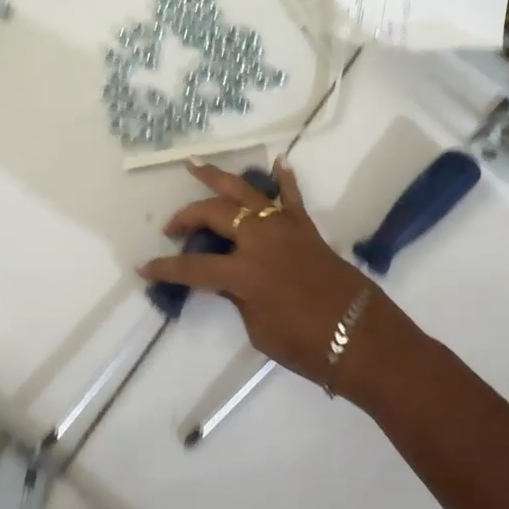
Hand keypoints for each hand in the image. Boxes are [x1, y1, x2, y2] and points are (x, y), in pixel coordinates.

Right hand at [138, 159, 400, 393]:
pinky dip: (284, 178)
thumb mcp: (259, 329)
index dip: (165, 269)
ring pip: (244, 192)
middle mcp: (260, 240)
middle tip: (173, 228)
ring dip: (217, 177)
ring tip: (194, 164)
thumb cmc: (308, 347)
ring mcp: (284, 228)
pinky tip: (278, 161)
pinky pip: (291, 197)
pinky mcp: (306, 228)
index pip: (193, 267)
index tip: (144, 267)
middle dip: (187, 218)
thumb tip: (227, 280)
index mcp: (244, 272)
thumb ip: (237, 298)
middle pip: (214, 216)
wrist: (365, 340)